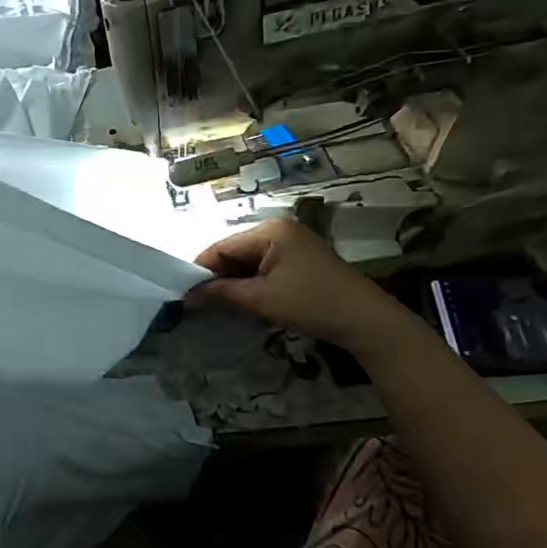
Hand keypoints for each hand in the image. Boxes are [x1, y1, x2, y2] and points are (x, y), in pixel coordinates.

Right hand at [187, 218, 428, 356]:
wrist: (364, 319)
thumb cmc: (310, 303)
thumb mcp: (262, 299)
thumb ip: (222, 293)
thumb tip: (188, 296)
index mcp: (270, 230)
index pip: (222, 246)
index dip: (201, 270)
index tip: (182, 294)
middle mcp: (280, 228)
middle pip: (235, 251)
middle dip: (218, 277)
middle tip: (199, 304)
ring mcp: (293, 242)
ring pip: (250, 260)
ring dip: (236, 282)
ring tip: (219, 305)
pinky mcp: (302, 258)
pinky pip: (267, 266)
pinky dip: (254, 282)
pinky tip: (247, 300)